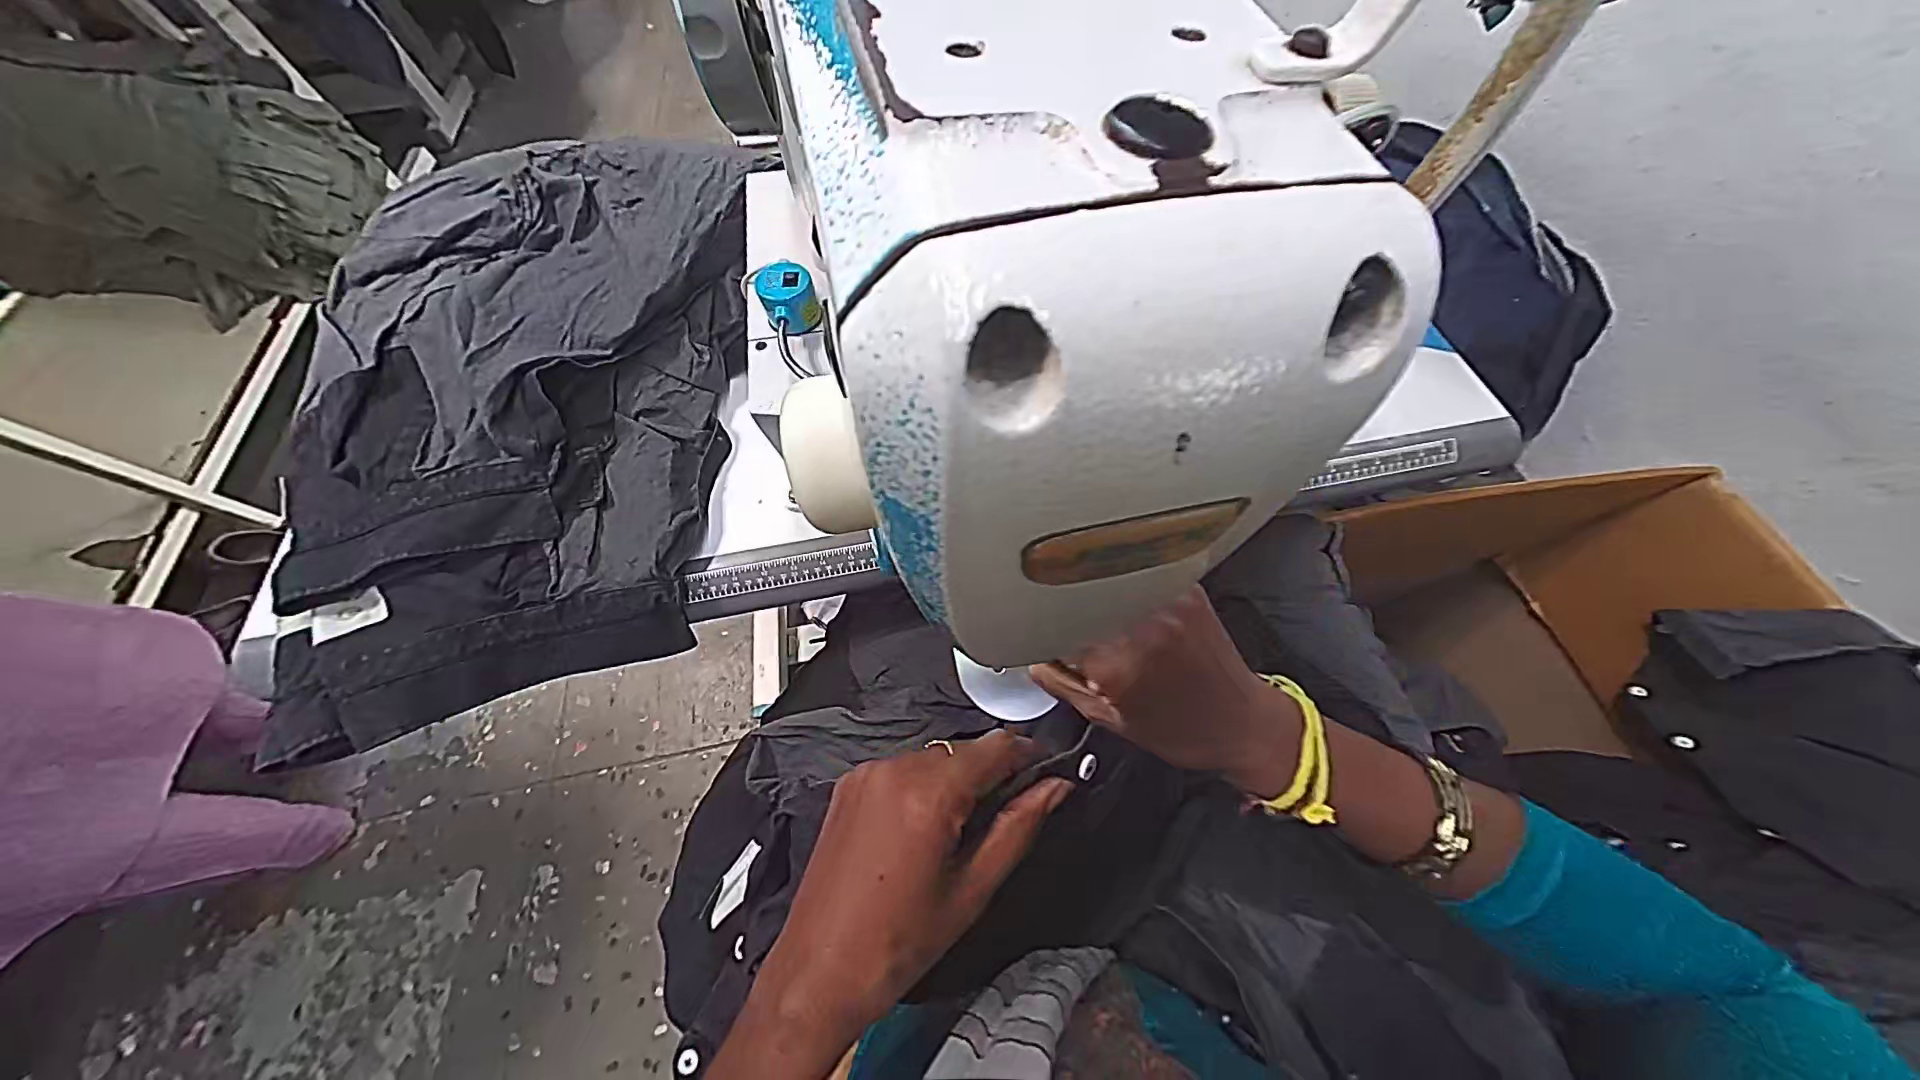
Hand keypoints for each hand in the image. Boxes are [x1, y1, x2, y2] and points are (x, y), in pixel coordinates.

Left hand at [709, 730, 1072, 1078]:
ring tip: (963, 830)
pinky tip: (926, 828)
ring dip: (958, 779)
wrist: (818, 970)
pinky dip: (924, 785)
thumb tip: (1053, 788)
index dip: (1029, 754)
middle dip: (993, 772)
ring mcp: (866, 774)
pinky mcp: (849, 785)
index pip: (996, 746)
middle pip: (964, 749)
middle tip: (1011, 810)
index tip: (1047, 770)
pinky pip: (903, 768)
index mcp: (928, 793)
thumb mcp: (972, 889)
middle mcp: (893, 770)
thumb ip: (1018, 827)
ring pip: (934, 757)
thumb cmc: (893, 944)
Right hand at [1030, 585, 1302, 796]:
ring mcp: (1167, 601)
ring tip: (1088, 607)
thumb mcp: (1107, 719)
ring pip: (1104, 580)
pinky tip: (1118, 598)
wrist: (1244, 722)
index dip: (1036, 623)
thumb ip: (1059, 681)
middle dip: (1059, 603)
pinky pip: (1135, 575)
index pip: (1051, 623)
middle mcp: (1142, 625)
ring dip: (1088, 590)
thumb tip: (1030, 651)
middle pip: (1075, 594)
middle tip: (1053, 614)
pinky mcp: (1186, 589)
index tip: (1030, 625)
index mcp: (1116, 663)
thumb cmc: (1181, 730)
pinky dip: (1119, 584)